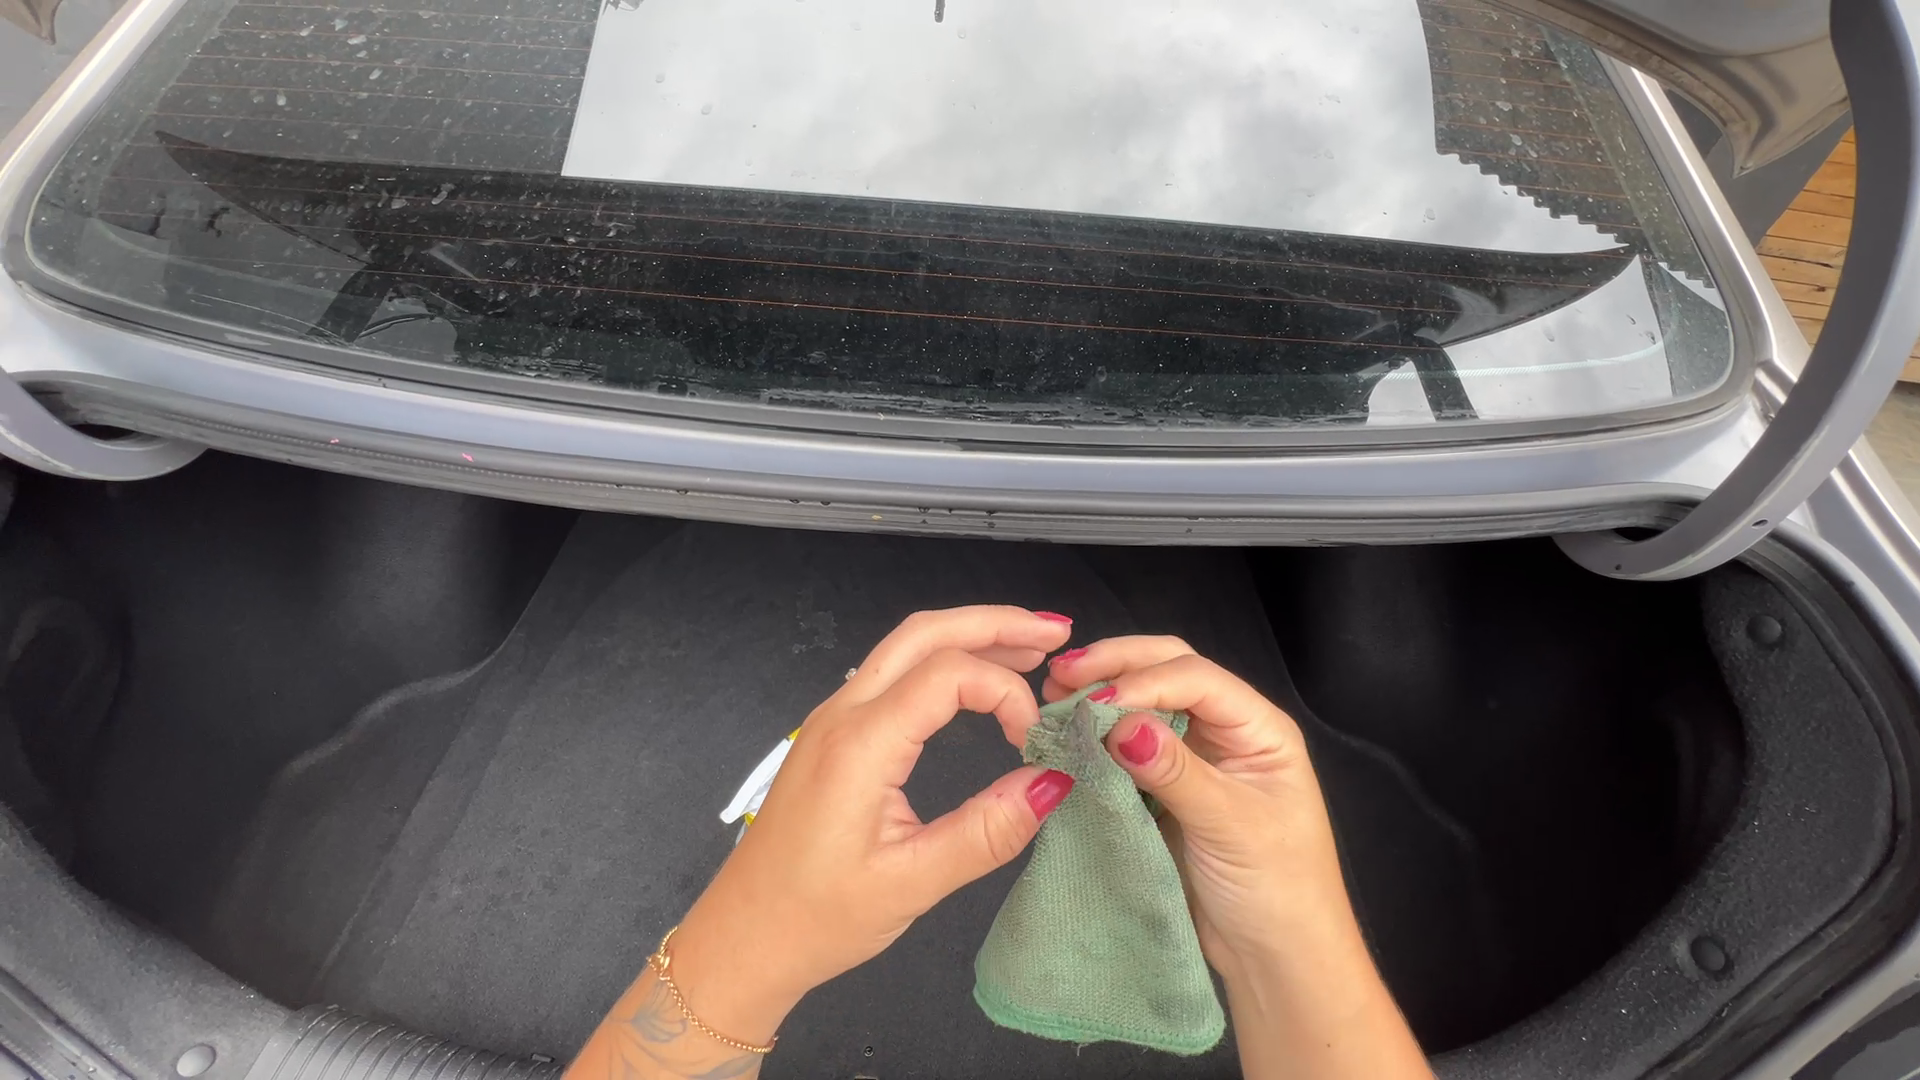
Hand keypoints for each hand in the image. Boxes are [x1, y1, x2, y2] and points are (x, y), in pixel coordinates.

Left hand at [666, 606, 1077, 1045]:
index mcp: (860, 743)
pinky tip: (975, 680)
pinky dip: (943, 658)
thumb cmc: (820, 917)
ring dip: (969, 635)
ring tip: (1030, 648)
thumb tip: (1053, 781)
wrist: (744, 934)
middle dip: (994, 623)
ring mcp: (834, 714)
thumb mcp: (911, 884)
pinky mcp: (836, 729)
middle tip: (1055, 631)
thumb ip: (986, 831)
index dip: (1005, 692)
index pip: (947, 674)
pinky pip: (894, 670)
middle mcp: (844, 711)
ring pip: (906, 644)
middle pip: (924, 632)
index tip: (1035, 741)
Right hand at [1045, 637, 1430, 1079]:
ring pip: (1142, 699)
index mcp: (1256, 726)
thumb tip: (1120, 724)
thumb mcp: (1232, 828)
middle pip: (1167, 668)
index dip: (1144, 681)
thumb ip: (1177, 772)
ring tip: (1053, 692)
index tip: (1095, 705)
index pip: (1195, 677)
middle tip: (1060, 673)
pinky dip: (1095, 731)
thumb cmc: (1277, 892)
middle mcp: (1223, 726)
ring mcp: (1191, 752)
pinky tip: (1064, 729)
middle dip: (1115, 665)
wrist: (1274, 961)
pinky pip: (1124, 742)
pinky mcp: (1161, 781)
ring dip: (1099, 690)